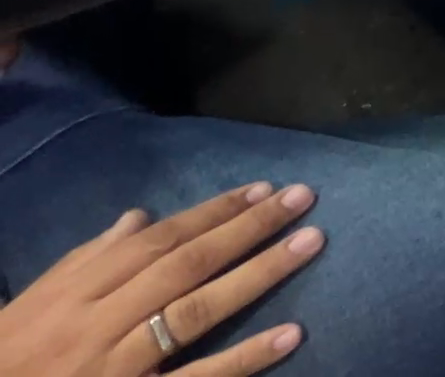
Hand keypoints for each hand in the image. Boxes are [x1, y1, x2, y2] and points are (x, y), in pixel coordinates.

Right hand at [0, 183, 324, 376]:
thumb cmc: (4, 360)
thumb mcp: (29, 309)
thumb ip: (88, 261)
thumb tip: (142, 217)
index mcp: (74, 297)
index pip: (158, 242)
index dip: (215, 212)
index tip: (266, 188)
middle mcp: (96, 326)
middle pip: (186, 266)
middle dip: (250, 227)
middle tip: (304, 197)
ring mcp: (113, 369)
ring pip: (195, 312)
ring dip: (259, 274)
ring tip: (313, 241)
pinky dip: (244, 358)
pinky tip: (293, 334)